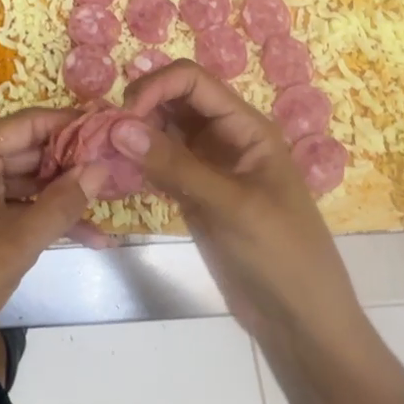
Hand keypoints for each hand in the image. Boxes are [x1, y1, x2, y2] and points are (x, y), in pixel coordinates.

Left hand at [0, 109, 106, 366]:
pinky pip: (21, 205)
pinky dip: (50, 217)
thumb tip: (101, 168)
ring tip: (119, 198)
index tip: (116, 129)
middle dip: (75, 160)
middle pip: (30, 149)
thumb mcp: (12, 245)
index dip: (70, 124)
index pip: (27, 125)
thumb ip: (59, 205)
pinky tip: (94, 235)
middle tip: (126, 167)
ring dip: (67, 193)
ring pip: (30, 178)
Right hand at [113, 61, 362, 347]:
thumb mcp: (233, 207)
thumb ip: (176, 165)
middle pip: (172, 100)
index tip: (124, 117)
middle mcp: (224, 138)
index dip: (156, 87)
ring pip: (160, 131)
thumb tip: (118, 126)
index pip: (192, 81)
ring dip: (132, 134)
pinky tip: (113, 172)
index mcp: (246, 127)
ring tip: (102, 152)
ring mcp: (206, 167)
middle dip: (137, 108)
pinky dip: (134, 162)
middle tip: (105, 135)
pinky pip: (157, 163)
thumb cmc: (282, 256)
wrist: (301, 322)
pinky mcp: (192, 194)